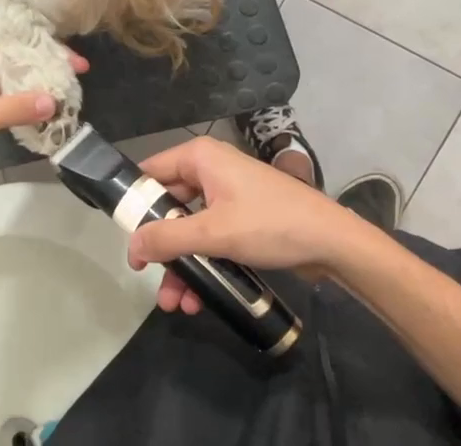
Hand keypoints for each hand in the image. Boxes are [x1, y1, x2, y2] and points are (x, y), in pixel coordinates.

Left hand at [0, 1, 87, 187]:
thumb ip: (12, 108)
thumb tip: (54, 99)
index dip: (8, 2)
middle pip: (12, 44)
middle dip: (42, 45)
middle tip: (75, 58)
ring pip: (17, 68)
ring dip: (42, 69)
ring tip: (75, 73)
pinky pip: (17, 91)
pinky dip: (35, 92)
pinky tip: (58, 96)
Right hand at [124, 136, 360, 314]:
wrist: (334, 243)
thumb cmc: (271, 225)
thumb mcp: (214, 233)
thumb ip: (168, 238)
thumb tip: (130, 248)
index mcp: (199, 157)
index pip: (150, 172)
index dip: (134, 206)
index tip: (126, 240)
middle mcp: (210, 169)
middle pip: (169, 207)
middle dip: (161, 248)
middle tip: (150, 280)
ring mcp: (228, 194)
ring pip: (190, 228)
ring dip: (182, 265)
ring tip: (177, 304)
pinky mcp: (243, 216)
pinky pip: (211, 236)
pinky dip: (203, 263)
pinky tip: (200, 297)